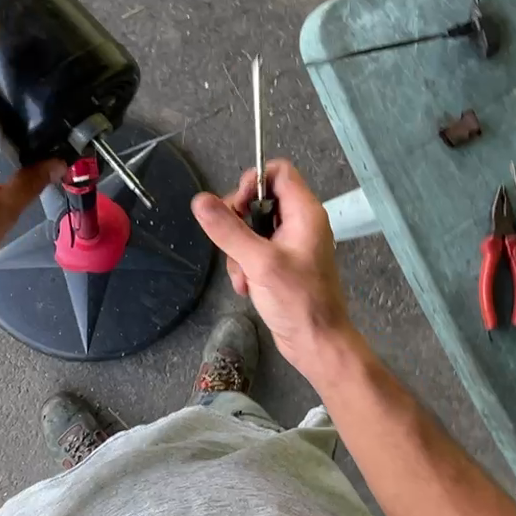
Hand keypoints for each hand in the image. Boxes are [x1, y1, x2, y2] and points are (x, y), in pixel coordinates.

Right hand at [191, 160, 359, 376]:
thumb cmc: (297, 300)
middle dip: (238, 223)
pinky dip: (244, 266)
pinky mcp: (281, 265)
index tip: (236, 207)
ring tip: (243, 276)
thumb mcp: (259, 262)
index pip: (278, 172)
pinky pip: (254, 252)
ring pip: (251, 229)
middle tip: (230, 244)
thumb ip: (228, 230)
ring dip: (237, 251)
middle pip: (259, 200)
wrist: (316, 342)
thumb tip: (200, 200)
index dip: (252, 182)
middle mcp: (299, 223)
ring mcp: (290, 245)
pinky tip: (246, 286)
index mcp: (304, 212)